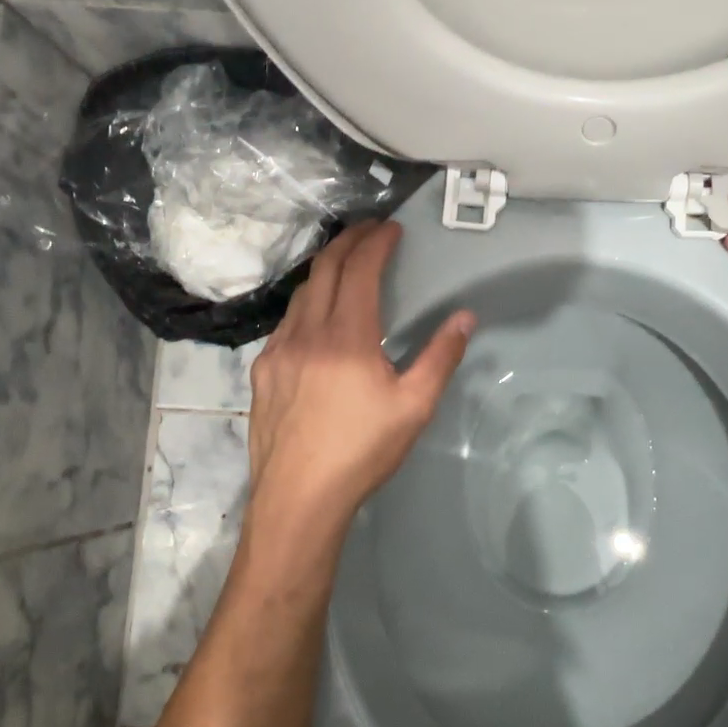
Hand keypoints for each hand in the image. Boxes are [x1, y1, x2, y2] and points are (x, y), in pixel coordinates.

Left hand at [246, 221, 474, 528]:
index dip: (376, 243)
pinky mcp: (262, 371)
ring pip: (301, 294)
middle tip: (370, 231)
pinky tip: (317, 320)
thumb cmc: (363, 451)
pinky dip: (307, 305)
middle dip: (348, 242)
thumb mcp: (415, 406)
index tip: (393, 229)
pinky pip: (286, 323)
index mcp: (347, 336)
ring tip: (346, 267)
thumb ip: (440, 357)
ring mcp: (278, 351)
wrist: (299, 497)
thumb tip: (465, 318)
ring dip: (325, 271)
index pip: (359, 270)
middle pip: (324, 269)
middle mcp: (307, 332)